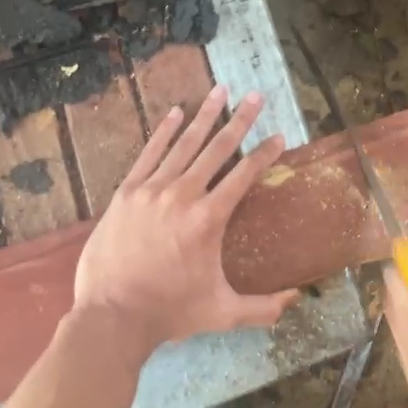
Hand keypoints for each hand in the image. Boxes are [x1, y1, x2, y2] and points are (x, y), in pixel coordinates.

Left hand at [73, 86, 295, 353]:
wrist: (112, 317)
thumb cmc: (170, 313)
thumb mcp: (223, 313)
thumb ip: (263, 308)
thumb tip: (296, 300)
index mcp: (209, 219)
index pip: (245, 175)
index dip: (265, 153)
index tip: (279, 135)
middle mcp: (183, 195)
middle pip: (218, 148)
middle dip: (240, 120)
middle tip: (255, 96)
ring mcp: (151, 190)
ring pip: (184, 144)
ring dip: (204, 116)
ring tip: (220, 91)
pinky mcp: (126, 193)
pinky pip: (149, 154)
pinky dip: (164, 132)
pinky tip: (175, 112)